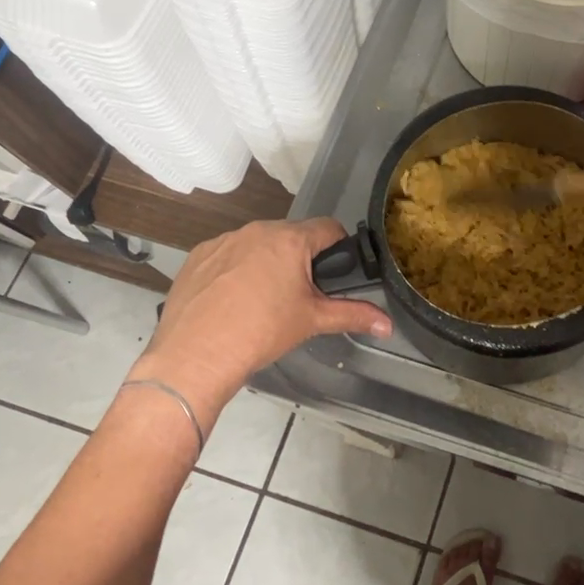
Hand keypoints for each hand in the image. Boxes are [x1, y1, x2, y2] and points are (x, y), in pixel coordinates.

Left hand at [128, 219, 391, 417]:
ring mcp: (223, 241)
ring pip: (256, 245)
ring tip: (261, 303)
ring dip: (265, 264)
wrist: (195, 356)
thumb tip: (388, 324)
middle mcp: (256, 231)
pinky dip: (233, 272)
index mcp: (289, 240)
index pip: (328, 228)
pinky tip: (230, 302)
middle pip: (290, 236)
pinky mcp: (197, 256)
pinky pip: (226, 256)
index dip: (338, 248)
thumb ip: (353, 315)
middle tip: (298, 296)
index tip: (334, 274)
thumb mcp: (312, 322)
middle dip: (299, 260)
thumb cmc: (260, 333)